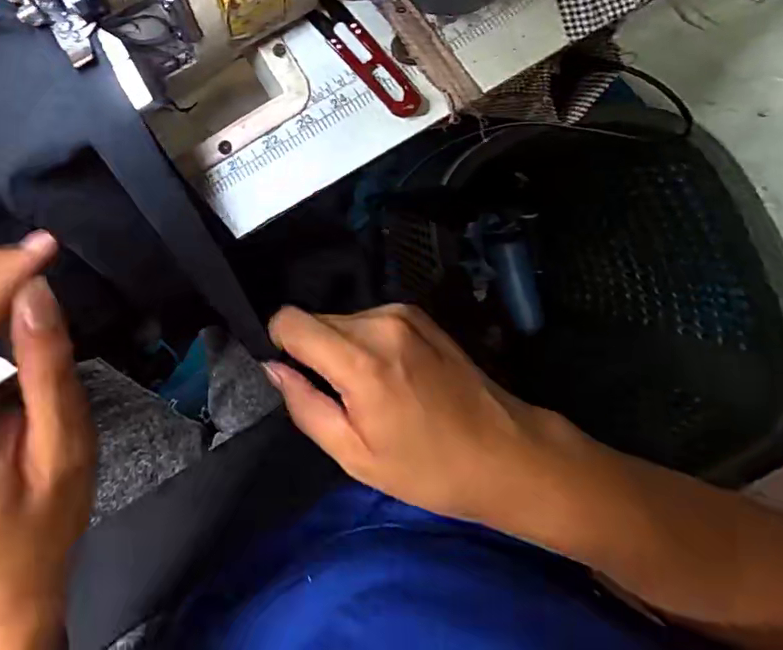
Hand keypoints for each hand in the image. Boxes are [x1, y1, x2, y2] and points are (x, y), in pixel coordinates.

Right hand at [264, 303, 599, 530]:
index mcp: (360, 360)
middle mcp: (378, 322)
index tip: (292, 375)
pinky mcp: (417, 312)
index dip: (278, 344)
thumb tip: (274, 368)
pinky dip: (364, 342)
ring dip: (339, 347)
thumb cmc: (430, 469)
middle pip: (313, 319)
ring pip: (340, 319)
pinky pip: (367, 319)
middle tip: (339, 397)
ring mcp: (401, 312)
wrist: (508, 454)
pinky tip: (392, 377)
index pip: (289, 320)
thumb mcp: (356, 457)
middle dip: (312, 351)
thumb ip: (305, 406)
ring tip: (370, 391)